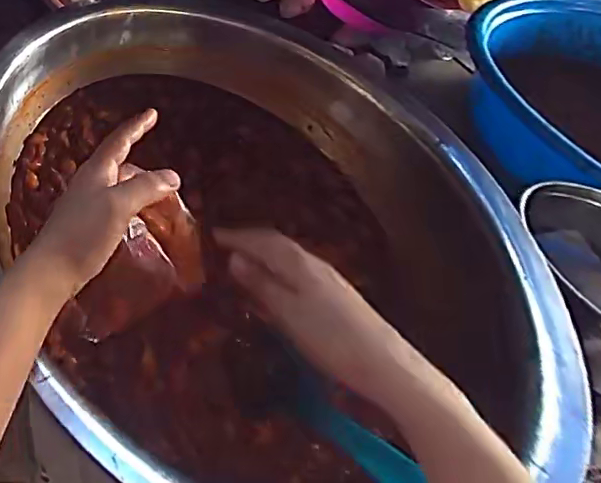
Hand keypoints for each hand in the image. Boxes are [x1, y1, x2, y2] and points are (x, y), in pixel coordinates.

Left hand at [19, 109, 181, 300]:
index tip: (152, 113)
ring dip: (138, 186)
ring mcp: (85, 203)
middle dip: (142, 164)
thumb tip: (171, 175)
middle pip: (119, 163)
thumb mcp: (118, 206)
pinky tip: (139, 221)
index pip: (119, 140)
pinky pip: (114, 205)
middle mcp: (89, 181)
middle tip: (166, 174)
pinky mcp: (85, 224)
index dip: (137, 126)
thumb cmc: (83, 233)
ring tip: (159, 197)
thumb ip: (144, 188)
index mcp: (96, 170)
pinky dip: (131, 206)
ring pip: (117, 185)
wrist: (50, 270)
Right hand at [215, 227, 442, 416]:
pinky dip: (279, 268)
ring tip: (244, 262)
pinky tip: (277, 284)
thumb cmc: (332, 339)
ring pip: (287, 256)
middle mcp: (312, 262)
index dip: (235, 235)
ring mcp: (328, 278)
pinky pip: (297, 269)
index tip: (211, 234)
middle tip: (223, 245)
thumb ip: (261, 284)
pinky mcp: (337, 294)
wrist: (389, 367)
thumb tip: (233, 257)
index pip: (260, 238)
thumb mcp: (287, 314)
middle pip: (275, 243)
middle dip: (248, 240)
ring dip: (264, 254)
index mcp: (297, 262)